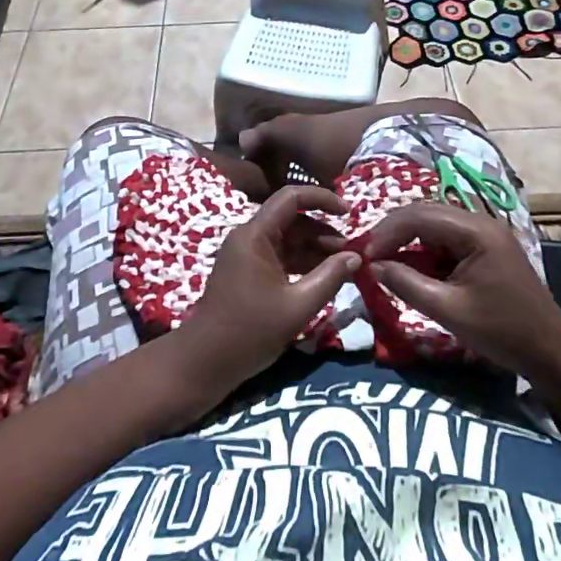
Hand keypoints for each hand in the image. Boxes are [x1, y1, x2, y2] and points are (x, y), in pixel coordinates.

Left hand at [182, 185, 362, 382]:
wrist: (204, 364)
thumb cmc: (250, 332)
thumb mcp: (298, 305)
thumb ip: (330, 277)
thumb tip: (356, 256)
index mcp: (255, 235)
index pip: (292, 197)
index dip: (323, 199)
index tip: (350, 213)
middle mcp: (250, 237)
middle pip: (294, 219)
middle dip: (325, 231)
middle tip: (354, 251)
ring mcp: (248, 254)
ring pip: (290, 239)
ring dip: (317, 249)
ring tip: (346, 266)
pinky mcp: (250, 271)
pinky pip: (282, 256)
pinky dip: (304, 263)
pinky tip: (326, 277)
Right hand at [363, 202, 560, 374]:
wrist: (550, 349)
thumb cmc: (501, 330)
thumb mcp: (448, 310)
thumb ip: (407, 284)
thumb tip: (373, 265)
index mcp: (475, 231)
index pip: (420, 216)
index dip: (387, 232)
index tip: (364, 256)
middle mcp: (480, 222)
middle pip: (426, 214)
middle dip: (395, 233)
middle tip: (369, 256)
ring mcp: (485, 234)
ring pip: (435, 226)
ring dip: (409, 241)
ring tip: (383, 262)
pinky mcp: (486, 249)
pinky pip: (448, 240)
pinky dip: (426, 252)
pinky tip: (410, 268)